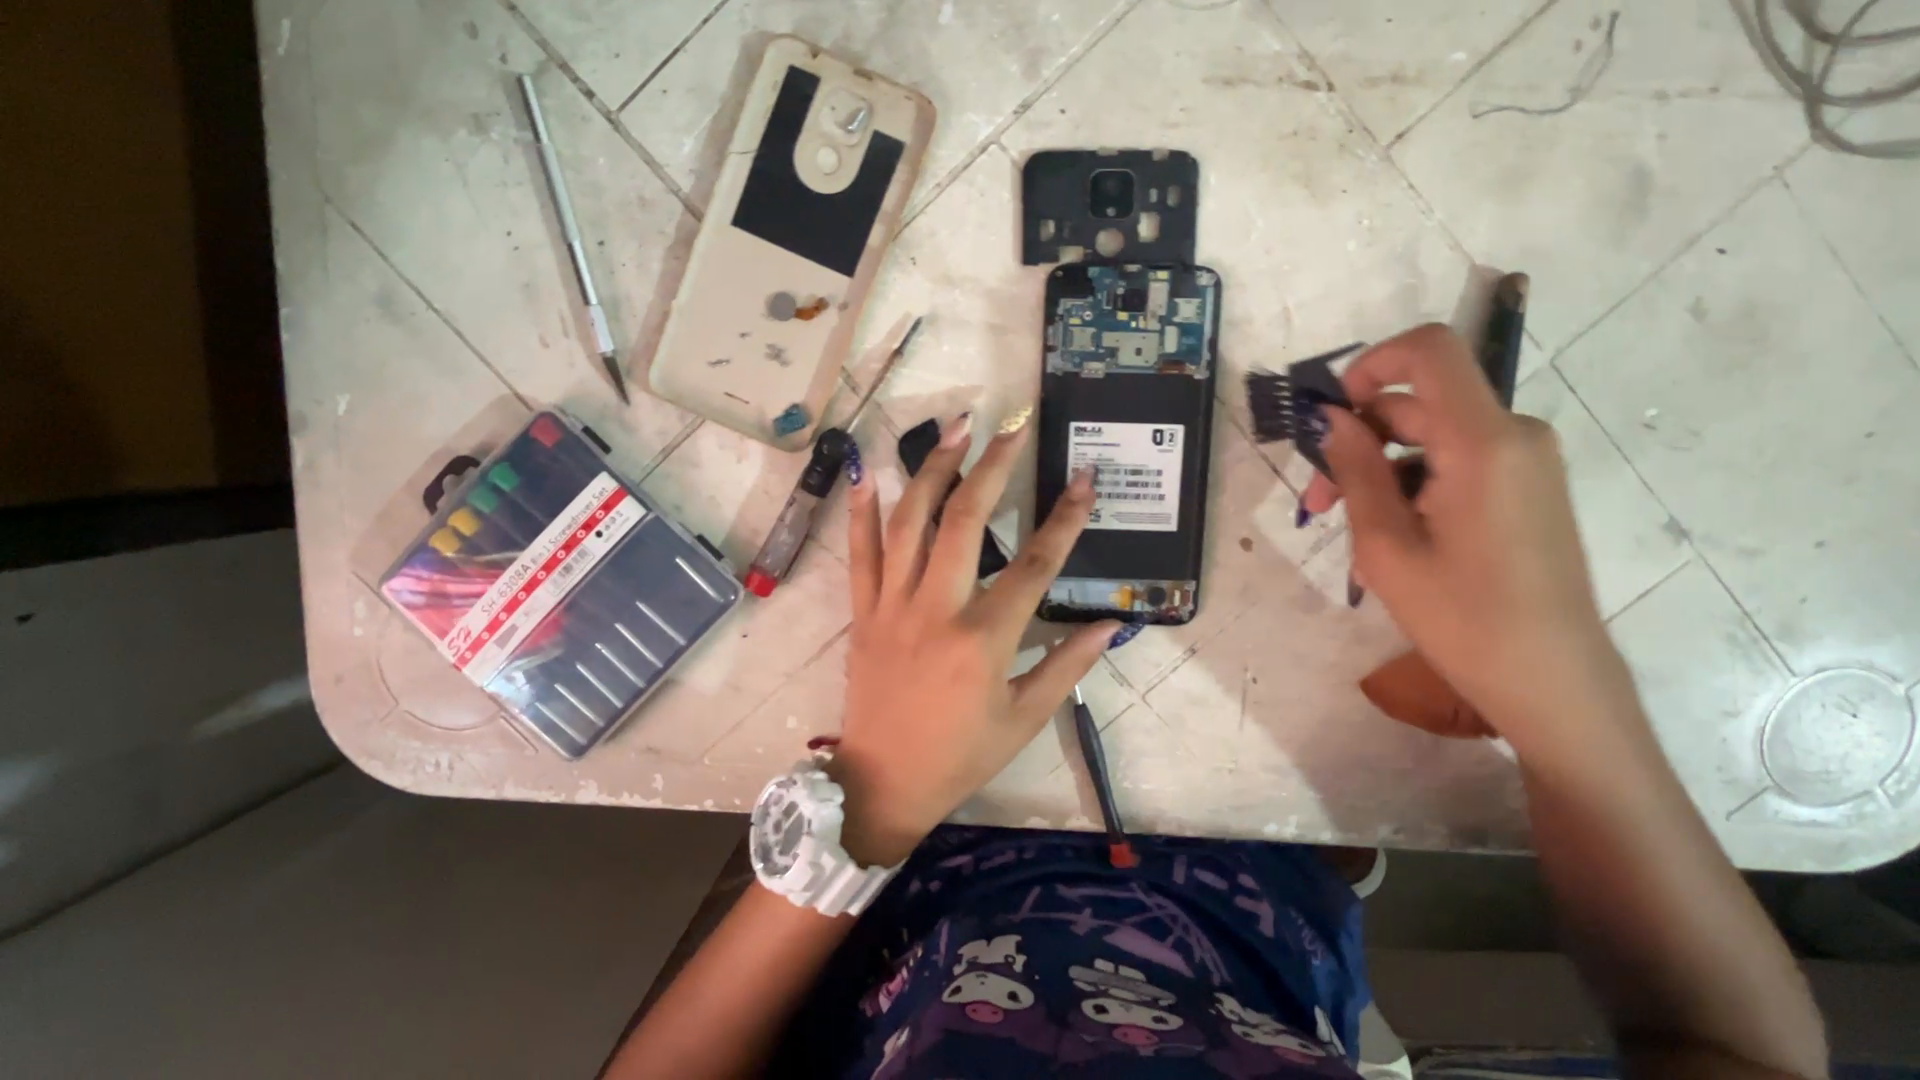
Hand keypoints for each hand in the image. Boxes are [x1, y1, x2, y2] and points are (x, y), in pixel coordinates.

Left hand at [830, 409, 1121, 865]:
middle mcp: (937, 608)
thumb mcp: (1024, 719)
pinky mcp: (863, 612)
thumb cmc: (960, 755)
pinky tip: (869, 471)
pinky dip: (862, 510)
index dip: (1066, 519)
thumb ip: (1067, 667)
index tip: (1085, 479)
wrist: (882, 783)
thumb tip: (1110, 624)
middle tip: (1013, 426)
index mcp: (984, 638)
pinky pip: (859, 553)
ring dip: (933, 469)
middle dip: (994, 467)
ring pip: (910, 522)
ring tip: (955, 428)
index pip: (1035, 564)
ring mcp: (892, 605)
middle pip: (967, 521)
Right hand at [1301, 324, 1631, 747]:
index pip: (1429, 351)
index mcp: (1483, 441)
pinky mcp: (1531, 487)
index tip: (1333, 411)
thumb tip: (1332, 419)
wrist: (1550, 679)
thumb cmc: (1461, 617)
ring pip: (1436, 435)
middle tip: (1316, 502)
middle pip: (1422, 402)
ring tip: (1350, 529)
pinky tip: (1394, 536)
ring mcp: (1529, 460)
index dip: (1372, 362)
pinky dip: (1418, 482)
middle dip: (1360, 439)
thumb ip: (1356, 471)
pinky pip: (1462, 459)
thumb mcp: (1386, 546)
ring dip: (1383, 468)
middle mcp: (1516, 434)